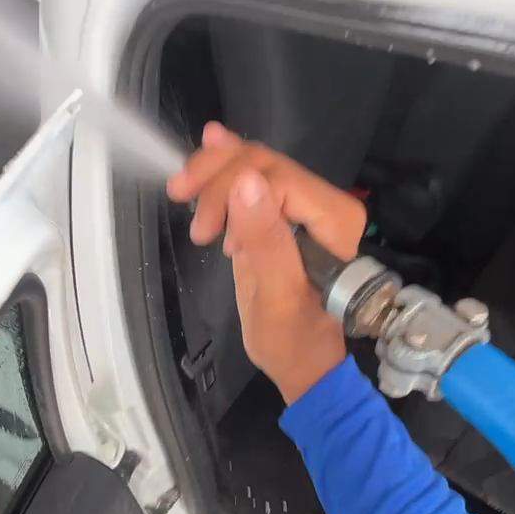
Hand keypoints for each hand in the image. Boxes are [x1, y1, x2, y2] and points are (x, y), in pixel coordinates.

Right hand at [167, 124, 360, 403]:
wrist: (301, 361)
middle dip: (217, 176)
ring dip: (215, 174)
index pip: (277, 177)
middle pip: (266, 164)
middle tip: (180, 195)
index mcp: (334, 220)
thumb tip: (244, 183)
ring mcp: (304, 208)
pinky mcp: (284, 216)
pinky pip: (255, 181)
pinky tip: (208, 152)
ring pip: (257, 166)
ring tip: (184, 192)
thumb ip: (265, 239)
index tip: (204, 229)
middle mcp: (325, 205)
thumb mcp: (277, 296)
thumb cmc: (293, 339)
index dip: (231, 189)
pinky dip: (226, 172)